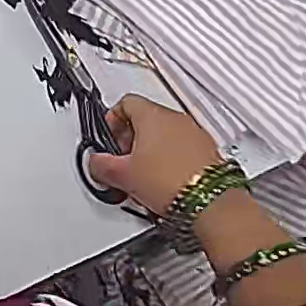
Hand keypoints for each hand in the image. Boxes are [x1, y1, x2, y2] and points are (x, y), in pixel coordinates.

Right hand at [85, 94, 223, 215]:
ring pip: (164, 135)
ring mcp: (194, 134)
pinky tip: (161, 182)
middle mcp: (176, 119)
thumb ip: (101, 165)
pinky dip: (168, 161)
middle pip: (145, 119)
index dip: (111, 120)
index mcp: (152, 115)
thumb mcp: (122, 175)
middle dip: (130, 139)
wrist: (208, 201)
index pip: (125, 103)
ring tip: (141, 175)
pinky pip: (181, 149)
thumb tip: (96, 163)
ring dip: (149, 151)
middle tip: (121, 160)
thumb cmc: (171, 181)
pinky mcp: (207, 152)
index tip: (108, 136)